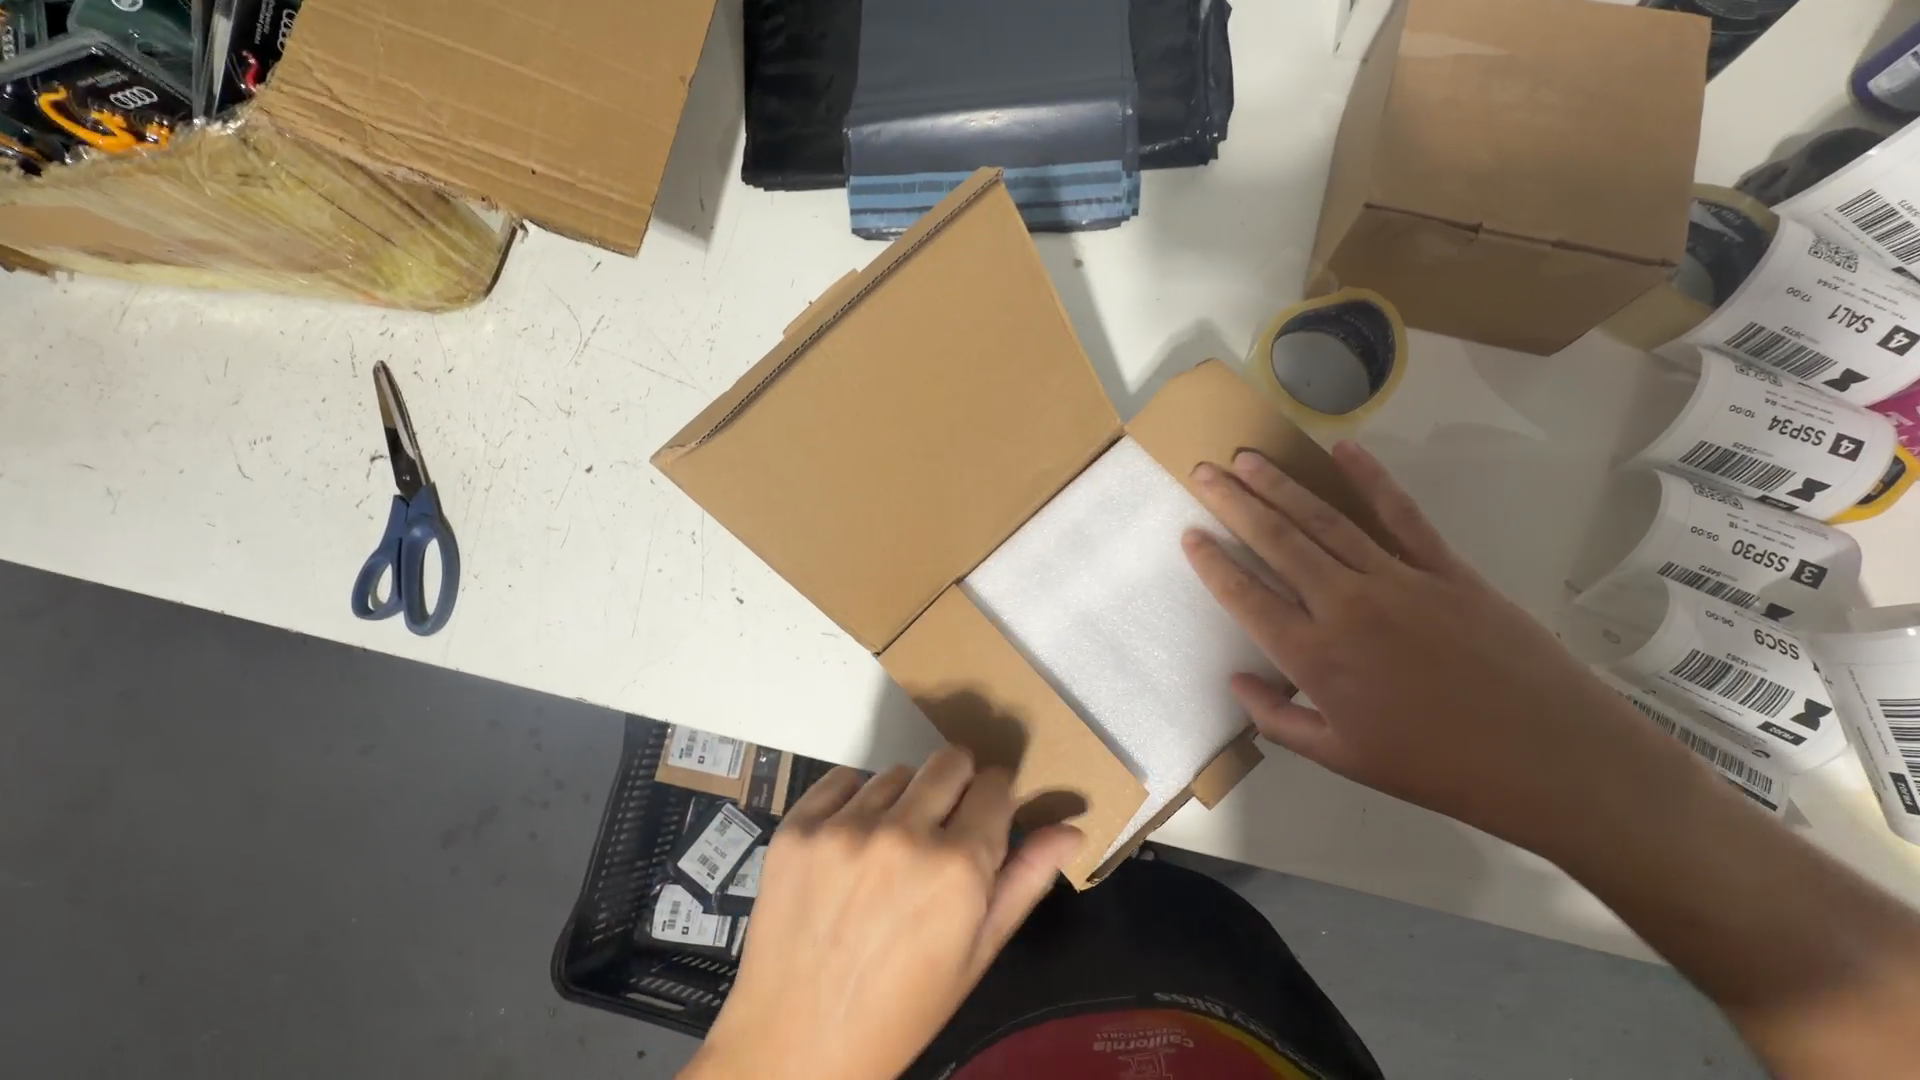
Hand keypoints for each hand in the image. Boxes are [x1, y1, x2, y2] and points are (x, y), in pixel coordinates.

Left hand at [684, 748, 1082, 1079]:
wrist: (797, 1042)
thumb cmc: (902, 1008)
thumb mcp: (977, 955)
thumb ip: (1025, 881)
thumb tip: (1072, 829)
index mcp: (958, 867)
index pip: (995, 785)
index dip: (995, 801)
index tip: (985, 820)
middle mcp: (903, 833)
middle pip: (949, 762)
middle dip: (957, 786)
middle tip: (943, 827)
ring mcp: (844, 827)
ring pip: (896, 772)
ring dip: (904, 799)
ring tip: (890, 851)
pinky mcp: (797, 827)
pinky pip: (842, 780)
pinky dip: (854, 801)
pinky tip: (851, 845)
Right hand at [1181, 443, 1691, 855]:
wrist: (1549, 758)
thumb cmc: (1436, 767)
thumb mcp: (1342, 759)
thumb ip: (1278, 720)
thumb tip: (1236, 682)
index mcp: (1315, 658)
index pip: (1246, 596)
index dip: (1213, 562)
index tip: (1189, 533)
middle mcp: (1346, 606)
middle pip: (1278, 541)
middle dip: (1234, 502)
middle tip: (1205, 471)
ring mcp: (1398, 580)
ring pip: (1326, 520)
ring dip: (1282, 485)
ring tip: (1249, 458)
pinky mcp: (1446, 568)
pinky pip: (1400, 516)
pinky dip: (1371, 480)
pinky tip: (1343, 451)